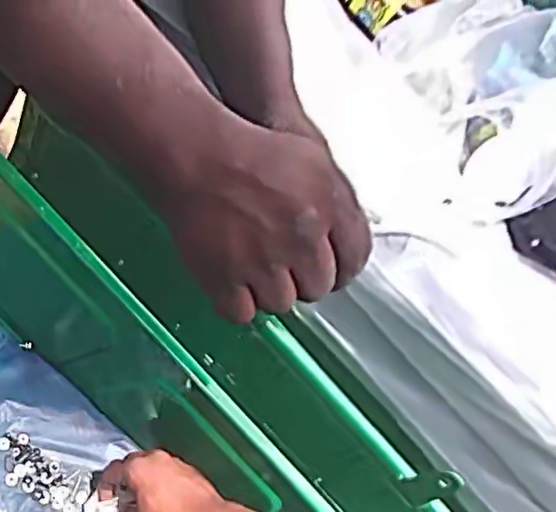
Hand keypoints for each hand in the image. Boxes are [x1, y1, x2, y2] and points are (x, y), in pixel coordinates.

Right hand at [97, 449, 228, 511]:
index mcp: (137, 468)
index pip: (111, 472)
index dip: (104, 487)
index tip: (106, 498)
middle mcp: (153, 458)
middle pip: (128, 464)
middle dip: (122, 481)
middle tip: (121, 497)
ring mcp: (170, 460)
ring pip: (147, 465)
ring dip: (140, 479)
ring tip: (140, 498)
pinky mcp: (184, 467)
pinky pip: (163, 469)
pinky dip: (157, 480)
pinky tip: (159, 497)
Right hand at [151, 113, 372, 323]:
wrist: (200, 161)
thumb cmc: (251, 153)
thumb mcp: (313, 160)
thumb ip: (334, 202)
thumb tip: (340, 238)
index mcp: (329, 207)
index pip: (355, 259)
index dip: (342, 270)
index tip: (328, 271)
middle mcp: (300, 240)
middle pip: (317, 288)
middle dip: (302, 280)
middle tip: (283, 267)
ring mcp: (262, 264)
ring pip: (281, 304)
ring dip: (268, 293)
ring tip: (253, 272)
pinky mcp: (226, 280)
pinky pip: (242, 314)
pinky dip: (237, 306)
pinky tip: (232, 288)